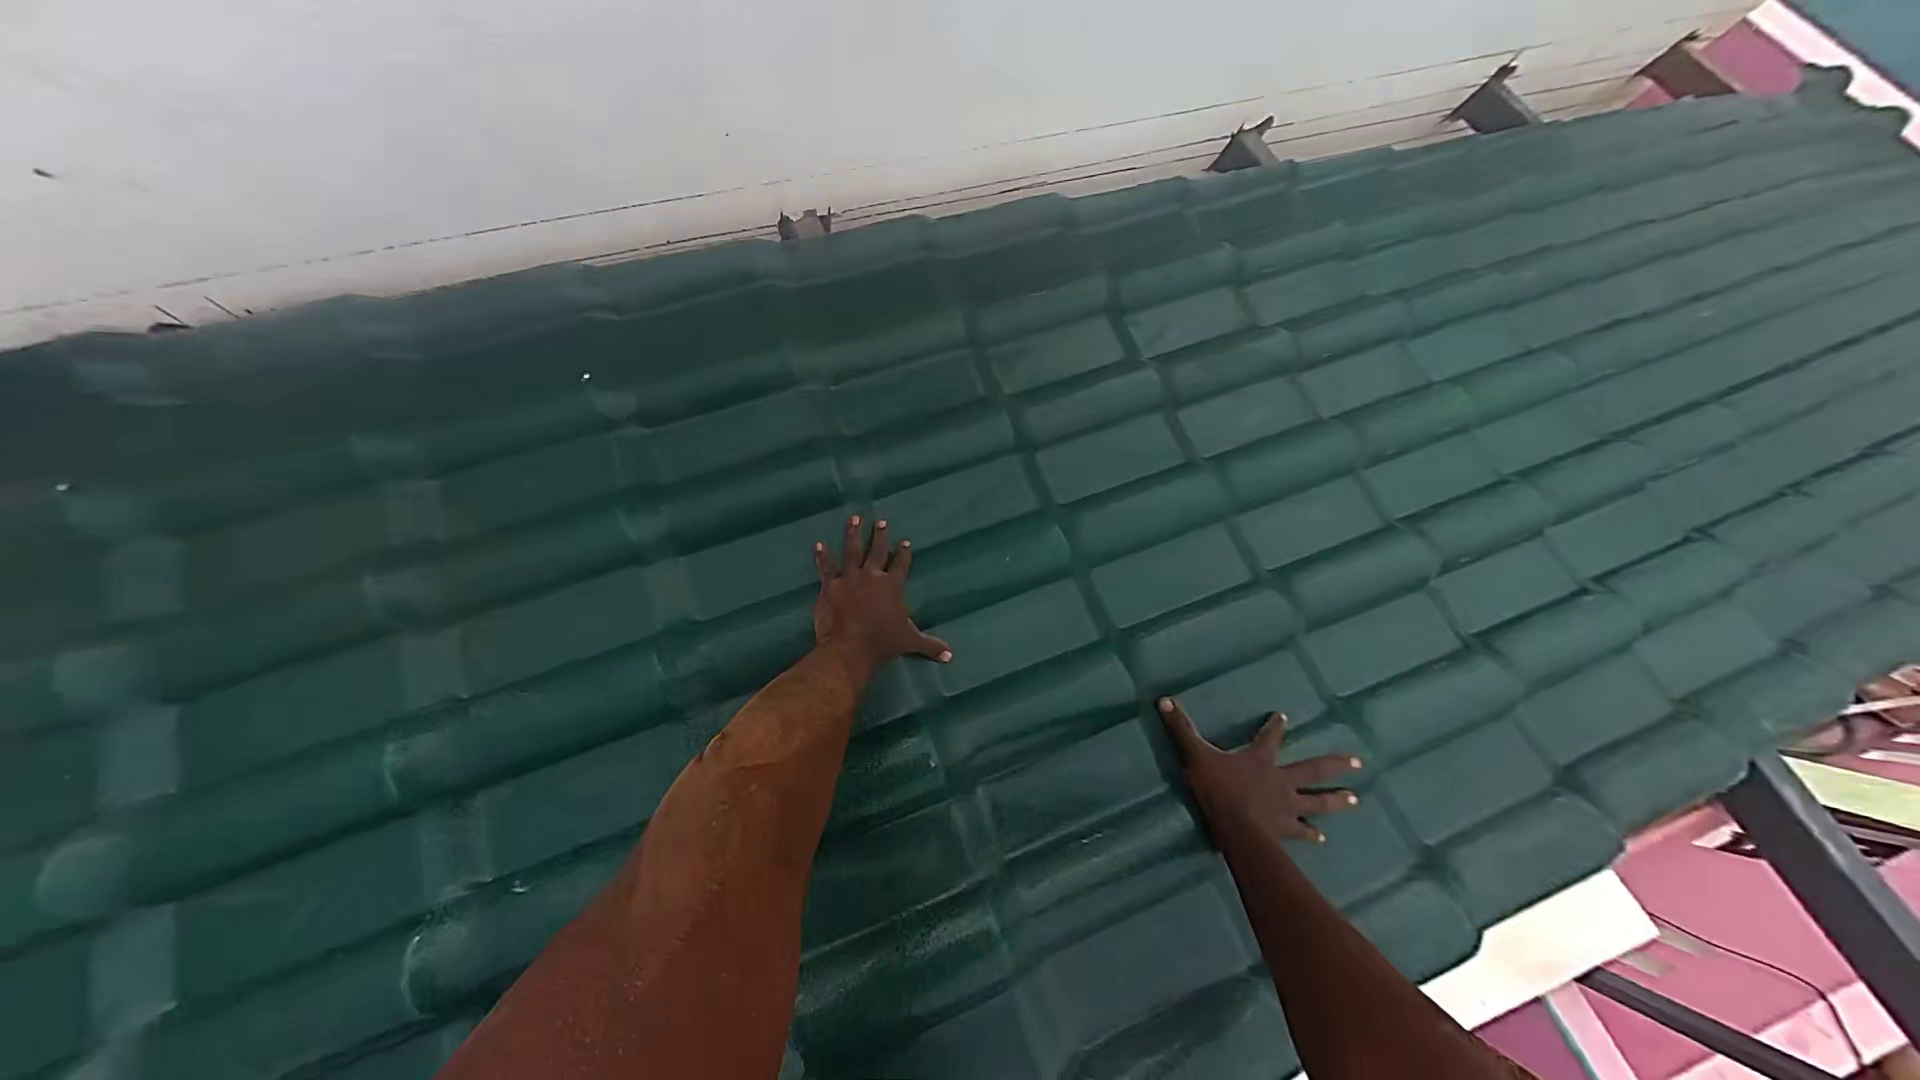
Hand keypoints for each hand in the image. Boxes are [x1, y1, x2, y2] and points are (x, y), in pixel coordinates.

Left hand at [812, 515, 952, 673]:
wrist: (850, 647)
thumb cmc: (882, 642)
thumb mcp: (910, 641)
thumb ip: (930, 645)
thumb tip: (951, 656)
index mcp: (892, 586)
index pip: (901, 565)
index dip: (904, 553)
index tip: (905, 542)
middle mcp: (872, 577)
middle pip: (877, 551)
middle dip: (880, 536)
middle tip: (881, 521)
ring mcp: (849, 579)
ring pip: (852, 551)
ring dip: (853, 534)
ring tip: (854, 519)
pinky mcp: (830, 586)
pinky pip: (825, 567)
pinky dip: (821, 555)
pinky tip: (819, 544)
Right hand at [1157, 697, 1361, 843]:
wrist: (1237, 829)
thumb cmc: (1218, 789)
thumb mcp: (1195, 755)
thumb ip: (1181, 729)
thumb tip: (1163, 699)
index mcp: (1260, 760)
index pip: (1270, 738)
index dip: (1276, 727)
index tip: (1284, 717)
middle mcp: (1280, 780)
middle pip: (1312, 770)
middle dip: (1334, 765)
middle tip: (1358, 762)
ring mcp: (1286, 806)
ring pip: (1316, 801)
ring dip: (1335, 799)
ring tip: (1355, 798)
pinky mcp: (1285, 829)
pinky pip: (1301, 831)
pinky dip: (1310, 834)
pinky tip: (1321, 838)